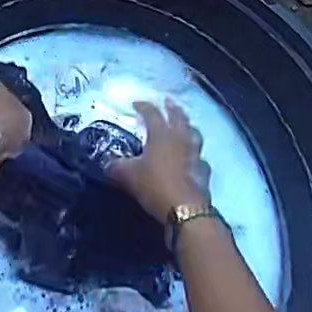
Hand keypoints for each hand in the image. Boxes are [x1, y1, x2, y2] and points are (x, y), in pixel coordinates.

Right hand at [110, 99, 211, 224]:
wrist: (185, 210)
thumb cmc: (155, 185)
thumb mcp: (129, 175)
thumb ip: (117, 166)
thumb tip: (107, 163)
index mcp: (161, 133)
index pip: (152, 113)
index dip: (143, 106)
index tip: (136, 103)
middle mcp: (180, 138)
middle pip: (178, 116)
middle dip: (172, 107)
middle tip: (168, 101)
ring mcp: (195, 154)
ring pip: (194, 133)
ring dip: (188, 126)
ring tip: (184, 125)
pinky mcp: (204, 171)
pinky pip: (200, 157)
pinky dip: (195, 154)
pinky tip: (192, 158)